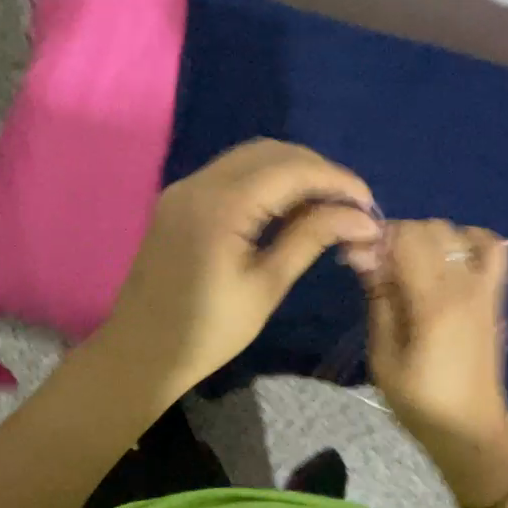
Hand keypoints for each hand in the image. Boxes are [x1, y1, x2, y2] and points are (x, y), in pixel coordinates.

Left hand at [98, 139, 378, 396]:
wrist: (138, 355)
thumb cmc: (207, 332)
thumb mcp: (267, 286)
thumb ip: (311, 238)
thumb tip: (362, 218)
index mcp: (221, 205)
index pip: (292, 170)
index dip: (336, 179)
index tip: (369, 203)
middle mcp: (200, 182)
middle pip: (272, 152)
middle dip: (317, 170)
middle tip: (351, 204)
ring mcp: (186, 187)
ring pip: (251, 156)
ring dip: (293, 170)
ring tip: (327, 204)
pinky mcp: (180, 198)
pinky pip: (232, 172)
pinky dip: (266, 179)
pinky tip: (288, 207)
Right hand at [362, 220, 507, 507]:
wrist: (470, 428)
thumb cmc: (419, 401)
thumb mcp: (383, 355)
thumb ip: (378, 297)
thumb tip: (364, 253)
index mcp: (432, 302)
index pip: (405, 236)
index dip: (377, 237)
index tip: (358, 258)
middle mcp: (463, 285)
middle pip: (429, 227)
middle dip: (399, 236)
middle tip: (380, 266)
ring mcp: (484, 287)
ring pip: (456, 231)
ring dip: (429, 237)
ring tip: (411, 264)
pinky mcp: (494, 294)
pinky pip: (493, 248)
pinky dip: (470, 240)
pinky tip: (450, 257)